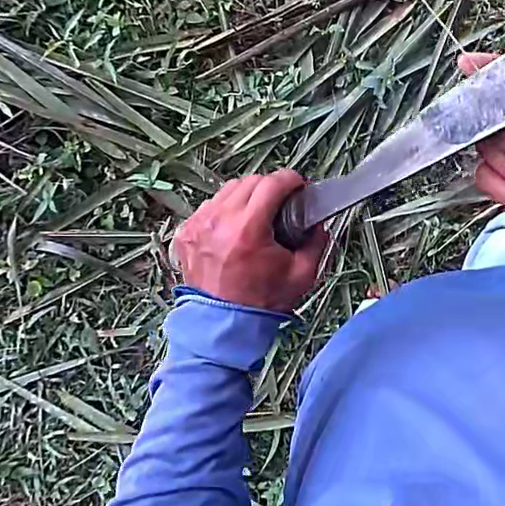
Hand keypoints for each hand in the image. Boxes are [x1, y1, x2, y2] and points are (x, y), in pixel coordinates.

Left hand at [175, 169, 328, 310]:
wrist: (223, 326)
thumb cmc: (261, 302)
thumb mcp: (302, 274)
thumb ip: (316, 243)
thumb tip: (318, 224)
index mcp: (248, 229)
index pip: (272, 183)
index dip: (291, 179)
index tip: (299, 185)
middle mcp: (220, 221)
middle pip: (250, 181)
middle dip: (271, 186)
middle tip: (283, 201)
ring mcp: (199, 225)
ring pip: (228, 190)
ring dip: (247, 195)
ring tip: (259, 213)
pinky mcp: (186, 233)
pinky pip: (210, 207)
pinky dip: (226, 210)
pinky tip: (236, 227)